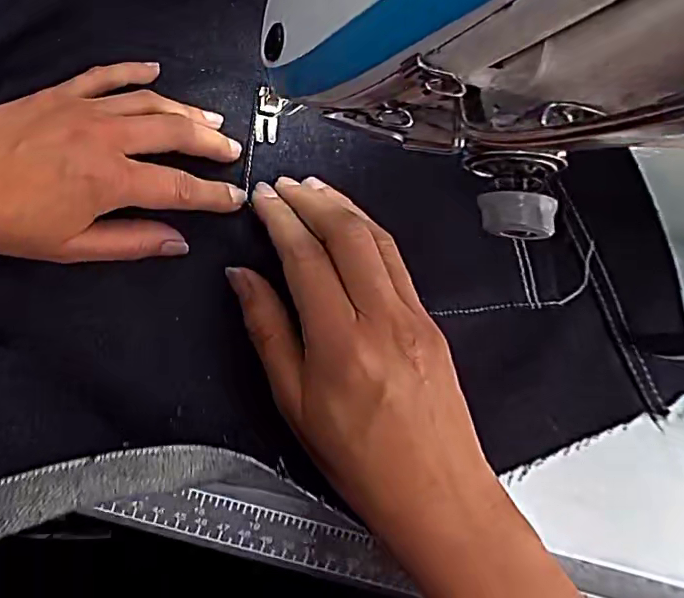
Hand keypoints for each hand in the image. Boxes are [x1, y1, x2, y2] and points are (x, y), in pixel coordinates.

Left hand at [0, 62, 246, 261]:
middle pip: (175, 134)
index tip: (236, 197)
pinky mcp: (63, 92)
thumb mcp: (71, 246)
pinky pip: (107, 75)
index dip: (213, 195)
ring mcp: (86, 108)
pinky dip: (133, 71)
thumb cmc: (7, 222)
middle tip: (231, 150)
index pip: (179, 187)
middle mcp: (108, 137)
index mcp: (112, 180)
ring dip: (184, 110)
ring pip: (150, 102)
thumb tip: (178, 241)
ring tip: (208, 118)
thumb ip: (130, 242)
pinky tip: (154, 70)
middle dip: (211, 144)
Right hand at [228, 177, 574, 597]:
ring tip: (312, 188)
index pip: (304, 256)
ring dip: (340, 203)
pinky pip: (396, 257)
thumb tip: (243, 280)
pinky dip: (368, 227)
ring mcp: (412, 316)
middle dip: (308, 198)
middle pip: (344, 232)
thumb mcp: (294, 404)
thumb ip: (266, 330)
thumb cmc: (365, 464)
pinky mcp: (430, 319)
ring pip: (375, 236)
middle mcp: (382, 321)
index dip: (279, 218)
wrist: (439, 497)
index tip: (263, 200)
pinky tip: (351, 221)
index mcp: (341, 345)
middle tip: (283, 185)